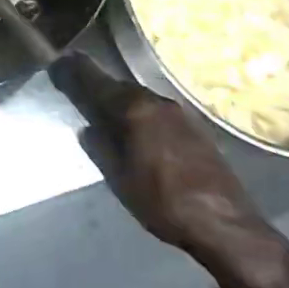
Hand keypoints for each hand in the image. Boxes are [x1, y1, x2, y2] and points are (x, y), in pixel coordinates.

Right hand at [50, 54, 266, 252]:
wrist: (228, 227)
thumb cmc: (165, 202)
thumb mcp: (120, 180)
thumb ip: (100, 148)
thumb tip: (87, 129)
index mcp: (134, 108)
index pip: (96, 80)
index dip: (75, 70)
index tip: (60, 60)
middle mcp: (156, 101)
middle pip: (119, 86)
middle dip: (98, 84)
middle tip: (79, 85)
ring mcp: (179, 114)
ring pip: (140, 98)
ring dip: (121, 100)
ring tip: (106, 108)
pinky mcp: (196, 129)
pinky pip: (157, 110)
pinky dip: (141, 112)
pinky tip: (138, 129)